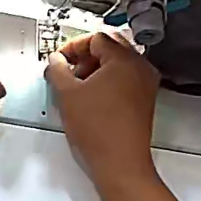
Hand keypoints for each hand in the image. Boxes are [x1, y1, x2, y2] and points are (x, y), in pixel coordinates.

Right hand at [45, 32, 161, 189]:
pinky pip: (124, 78)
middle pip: (110, 46)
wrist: (119, 163)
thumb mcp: (66, 93)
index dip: (73, 45)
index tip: (60, 58)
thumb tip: (55, 61)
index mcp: (124, 60)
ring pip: (117, 62)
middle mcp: (140, 68)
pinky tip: (89, 95)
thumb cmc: (99, 131)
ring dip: (95, 66)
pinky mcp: (144, 99)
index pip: (96, 37)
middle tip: (66, 66)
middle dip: (85, 54)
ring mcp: (145, 84)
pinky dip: (106, 79)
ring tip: (76, 83)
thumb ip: (57, 69)